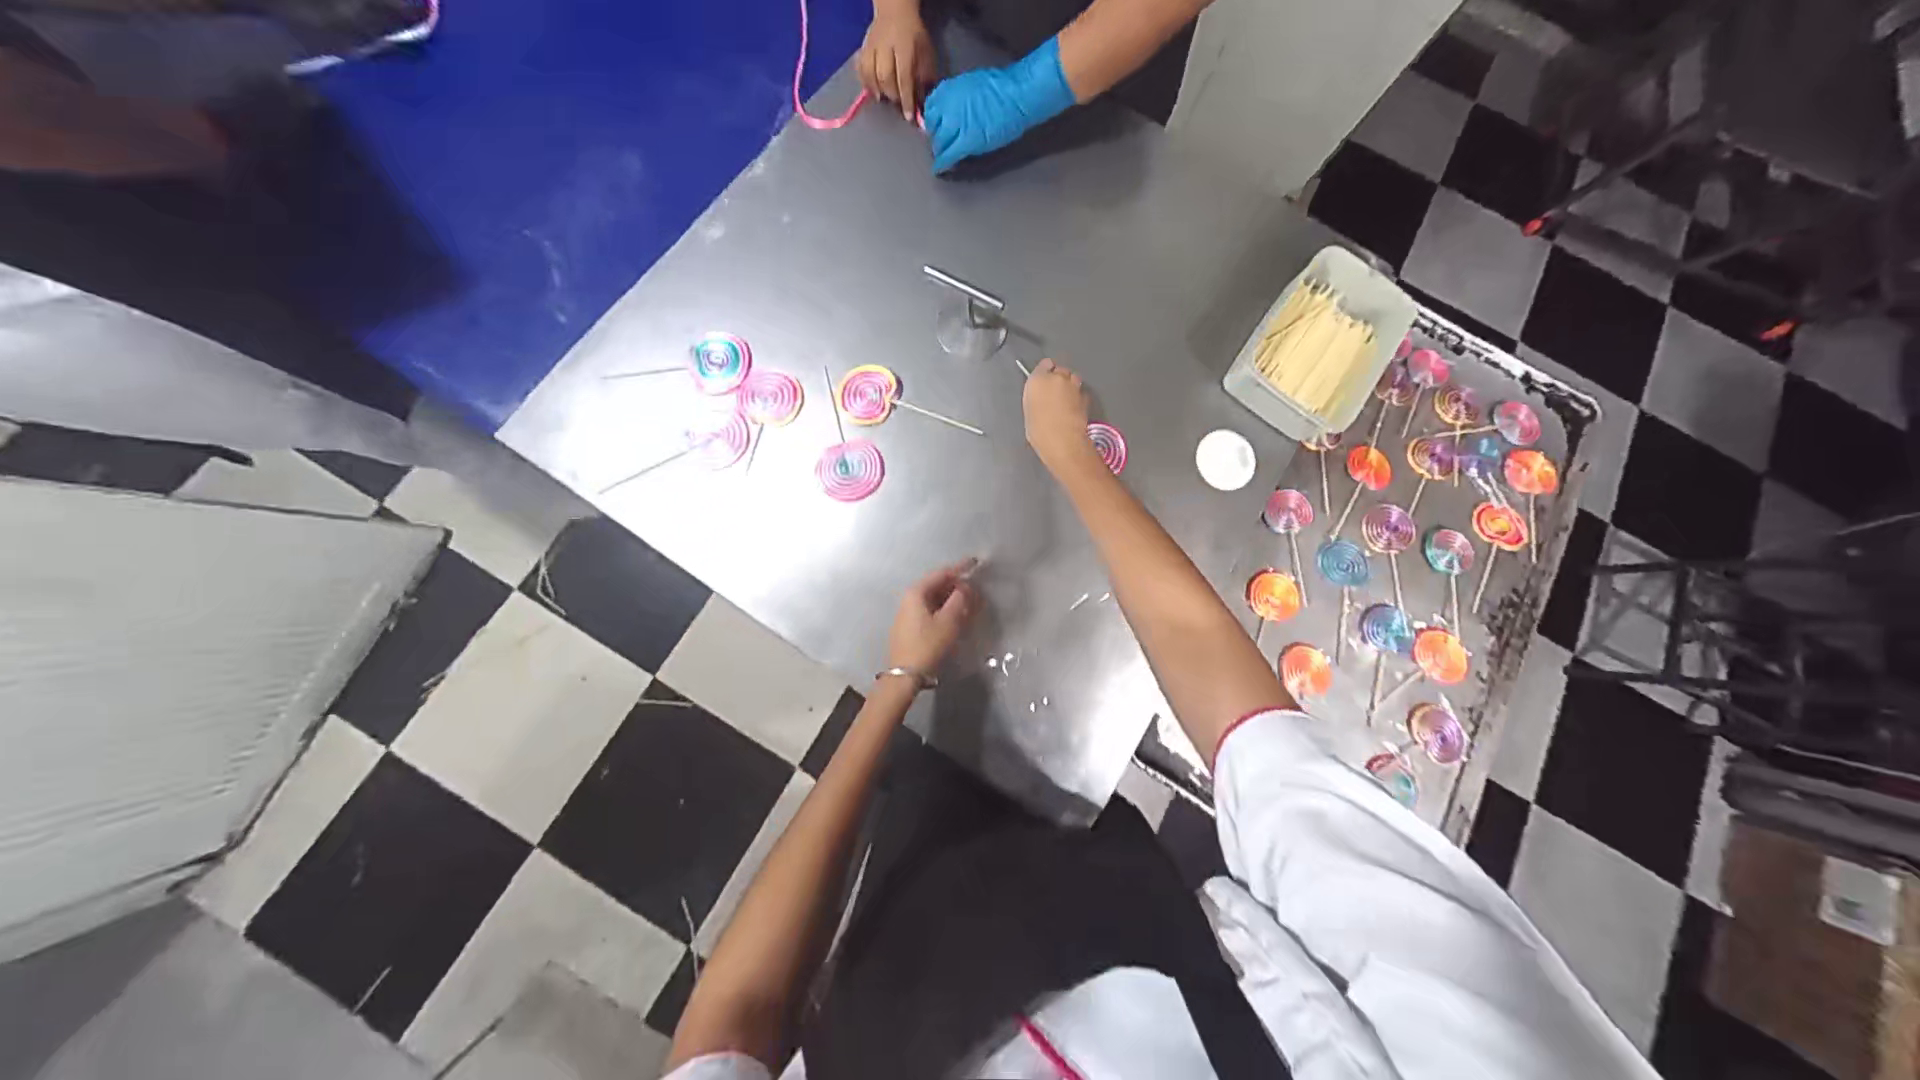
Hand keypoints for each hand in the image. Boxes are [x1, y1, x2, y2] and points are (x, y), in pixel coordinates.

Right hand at [856, 7, 935, 119]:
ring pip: (870, 73)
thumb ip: (925, 78)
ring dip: (877, 90)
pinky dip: (865, 82)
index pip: (904, 77)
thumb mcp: (926, 55)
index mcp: (905, 47)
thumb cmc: (914, 37)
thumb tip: (923, 103)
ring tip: (883, 99)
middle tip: (897, 104)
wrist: (896, 12)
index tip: (909, 116)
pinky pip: (859, 68)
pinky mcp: (863, 48)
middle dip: (892, 95)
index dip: (906, 99)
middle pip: (885, 77)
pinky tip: (871, 90)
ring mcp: (872, 46)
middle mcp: (886, 46)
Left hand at [886, 558, 979, 675]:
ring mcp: (907, 613)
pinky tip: (956, 615)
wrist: (905, 675)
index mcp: (916, 592)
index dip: (960, 568)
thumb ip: (959, 600)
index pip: (941, 573)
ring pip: (934, 598)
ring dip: (952, 598)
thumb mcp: (948, 621)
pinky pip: (930, 609)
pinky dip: (944, 609)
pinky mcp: (910, 626)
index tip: (975, 563)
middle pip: (936, 585)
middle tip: (976, 587)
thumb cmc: (928, 645)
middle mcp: (909, 598)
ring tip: (970, 601)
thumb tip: (965, 587)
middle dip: (957, 585)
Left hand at [924, 36, 1077, 172]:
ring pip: (939, 144)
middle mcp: (947, 106)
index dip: (934, 120)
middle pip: (933, 128)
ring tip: (944, 156)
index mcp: (948, 89)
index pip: (930, 109)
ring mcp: (954, 125)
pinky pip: (948, 157)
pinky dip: (942, 164)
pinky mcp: (965, 142)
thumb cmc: (1001, 86)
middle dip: (937, 136)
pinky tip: (939, 170)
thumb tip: (953, 110)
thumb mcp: (970, 84)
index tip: (937, 125)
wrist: (1016, 94)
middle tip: (941, 143)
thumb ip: (957, 97)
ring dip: (941, 151)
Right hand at [1023, 358, 1096, 475]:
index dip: (1046, 372)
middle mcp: (1056, 378)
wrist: (1062, 440)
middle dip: (1060, 379)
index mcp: (1037, 380)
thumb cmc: (1039, 431)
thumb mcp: (1029, 412)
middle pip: (1060, 370)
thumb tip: (1041, 398)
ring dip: (1071, 387)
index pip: (1044, 365)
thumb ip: (1036, 397)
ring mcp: (1073, 386)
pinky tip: (1074, 410)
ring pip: (1073, 379)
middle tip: (1056, 395)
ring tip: (1066, 402)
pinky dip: (1079, 398)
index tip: (1046, 379)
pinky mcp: (1086, 396)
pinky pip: (1081, 392)